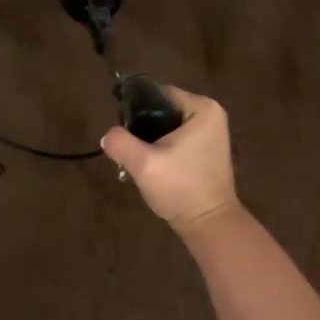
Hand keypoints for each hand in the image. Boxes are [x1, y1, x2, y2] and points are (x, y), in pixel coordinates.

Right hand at [101, 85, 243, 236]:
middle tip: (126, 147)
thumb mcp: (143, 164)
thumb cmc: (181, 188)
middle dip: (142, 127)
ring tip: (135, 159)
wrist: (208, 225)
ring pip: (167, 128)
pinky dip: (161, 150)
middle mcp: (211, 116)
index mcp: (202, 109)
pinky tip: (150, 168)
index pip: (159, 93)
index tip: (121, 127)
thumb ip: (120, 143)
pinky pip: (177, 141)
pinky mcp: (206, 153)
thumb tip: (108, 136)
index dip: (136, 107)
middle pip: (163, 110)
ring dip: (150, 141)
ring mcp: (211, 135)